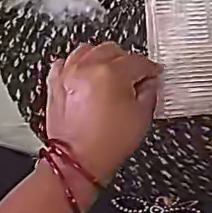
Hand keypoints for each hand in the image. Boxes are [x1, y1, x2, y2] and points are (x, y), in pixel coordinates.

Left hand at [44, 43, 161, 185]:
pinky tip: (86, 73)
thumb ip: (149, 92)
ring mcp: (69, 74)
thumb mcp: (142, 117)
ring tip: (111, 71)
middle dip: (127, 61)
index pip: (138, 61)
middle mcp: (88, 68)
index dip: (151, 69)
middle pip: (113, 50)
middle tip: (135, 75)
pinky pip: (66, 62)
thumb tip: (150, 82)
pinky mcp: (56, 83)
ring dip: (102, 57)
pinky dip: (77, 64)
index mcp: (112, 73)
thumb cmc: (107, 143)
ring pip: (89, 50)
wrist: (78, 162)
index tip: (154, 74)